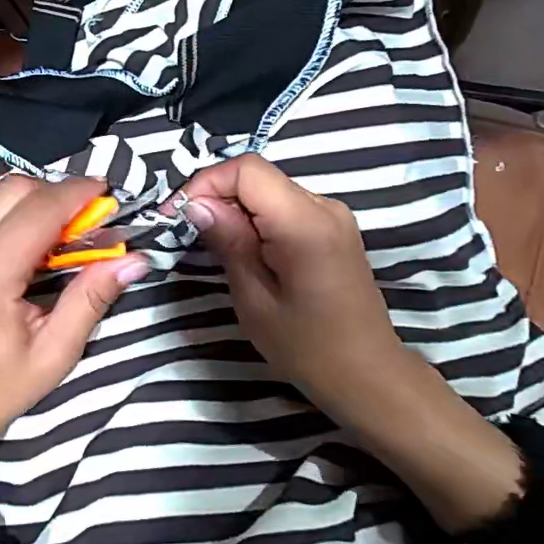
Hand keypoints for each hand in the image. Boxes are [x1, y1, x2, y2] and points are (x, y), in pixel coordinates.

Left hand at [0, 176, 149, 543]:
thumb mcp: (55, 353)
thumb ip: (92, 298)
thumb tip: (135, 259)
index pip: (37, 210)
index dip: (76, 193)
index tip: (106, 191)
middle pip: (13, 189)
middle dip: (56, 191)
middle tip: (86, 215)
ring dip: (30, 197)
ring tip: (57, 224)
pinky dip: (4, 207)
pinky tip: (22, 233)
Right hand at [174, 154, 404, 415]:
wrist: (367, 373)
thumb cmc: (307, 347)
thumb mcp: (254, 300)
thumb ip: (228, 242)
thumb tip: (197, 205)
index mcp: (305, 221)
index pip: (247, 169)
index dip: (205, 182)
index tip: (176, 214)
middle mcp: (325, 205)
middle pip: (258, 176)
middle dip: (217, 195)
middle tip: (189, 230)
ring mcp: (334, 214)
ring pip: (270, 188)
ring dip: (236, 207)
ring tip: (215, 242)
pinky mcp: (334, 227)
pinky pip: (286, 205)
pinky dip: (258, 217)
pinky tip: (247, 248)